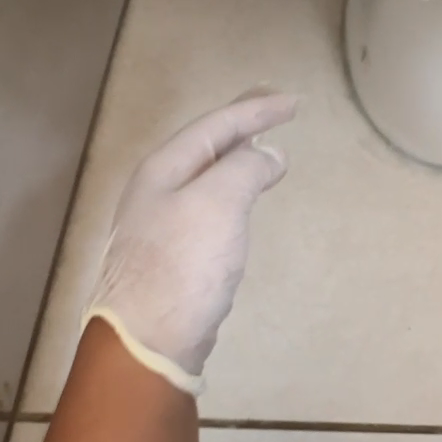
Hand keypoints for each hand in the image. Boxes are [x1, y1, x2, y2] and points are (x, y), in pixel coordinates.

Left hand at [84, 89, 298, 394]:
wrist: (148, 338)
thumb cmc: (182, 264)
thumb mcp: (219, 203)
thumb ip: (246, 168)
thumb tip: (269, 154)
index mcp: (165, 169)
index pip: (216, 126)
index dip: (255, 110)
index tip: (293, 102)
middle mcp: (158, 189)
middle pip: (207, 145)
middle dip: (243, 125)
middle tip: (276, 110)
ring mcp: (163, 222)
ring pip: (207, 174)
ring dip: (237, 156)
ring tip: (263, 147)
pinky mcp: (175, 253)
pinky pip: (210, 202)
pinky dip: (233, 188)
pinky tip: (243, 198)